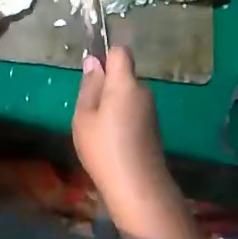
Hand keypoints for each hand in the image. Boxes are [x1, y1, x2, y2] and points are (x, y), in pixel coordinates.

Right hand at [73, 46, 169, 195]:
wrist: (138, 186)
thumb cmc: (103, 148)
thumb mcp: (84, 116)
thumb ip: (89, 86)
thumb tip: (93, 61)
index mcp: (125, 83)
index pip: (121, 52)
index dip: (106, 56)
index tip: (91, 75)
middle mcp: (143, 91)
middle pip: (124, 76)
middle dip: (106, 85)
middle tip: (87, 110)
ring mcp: (151, 110)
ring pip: (128, 95)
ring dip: (113, 104)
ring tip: (97, 129)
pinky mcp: (153, 127)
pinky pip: (134, 111)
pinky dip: (122, 118)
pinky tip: (112, 140)